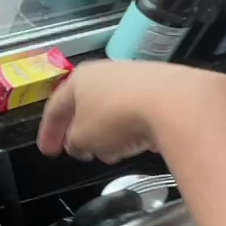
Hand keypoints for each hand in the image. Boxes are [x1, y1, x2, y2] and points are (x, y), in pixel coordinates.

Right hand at [37, 60, 225, 160]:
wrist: (177, 103)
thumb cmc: (117, 116)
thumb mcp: (82, 139)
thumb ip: (73, 143)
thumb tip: (77, 145)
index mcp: (79, 79)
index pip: (55, 108)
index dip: (49, 133)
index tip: (48, 151)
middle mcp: (106, 72)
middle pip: (87, 106)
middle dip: (83, 133)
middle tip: (82, 153)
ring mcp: (137, 77)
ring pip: (114, 110)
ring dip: (109, 134)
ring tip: (112, 154)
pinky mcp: (164, 86)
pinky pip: (140, 111)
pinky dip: (134, 129)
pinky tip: (137, 145)